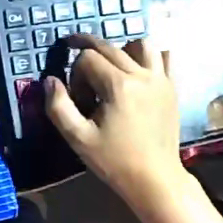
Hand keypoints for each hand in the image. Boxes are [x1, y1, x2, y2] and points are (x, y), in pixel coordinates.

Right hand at [45, 35, 190, 212]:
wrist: (155, 178)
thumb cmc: (114, 161)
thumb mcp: (78, 138)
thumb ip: (58, 107)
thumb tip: (50, 81)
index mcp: (118, 85)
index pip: (87, 58)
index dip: (74, 73)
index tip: (76, 97)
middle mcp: (142, 75)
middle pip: (110, 47)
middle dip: (88, 51)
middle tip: (74, 58)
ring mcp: (161, 79)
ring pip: (141, 45)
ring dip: (121, 49)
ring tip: (110, 66)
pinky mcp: (172, 87)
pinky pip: (164, 58)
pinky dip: (150, 57)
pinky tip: (138, 71)